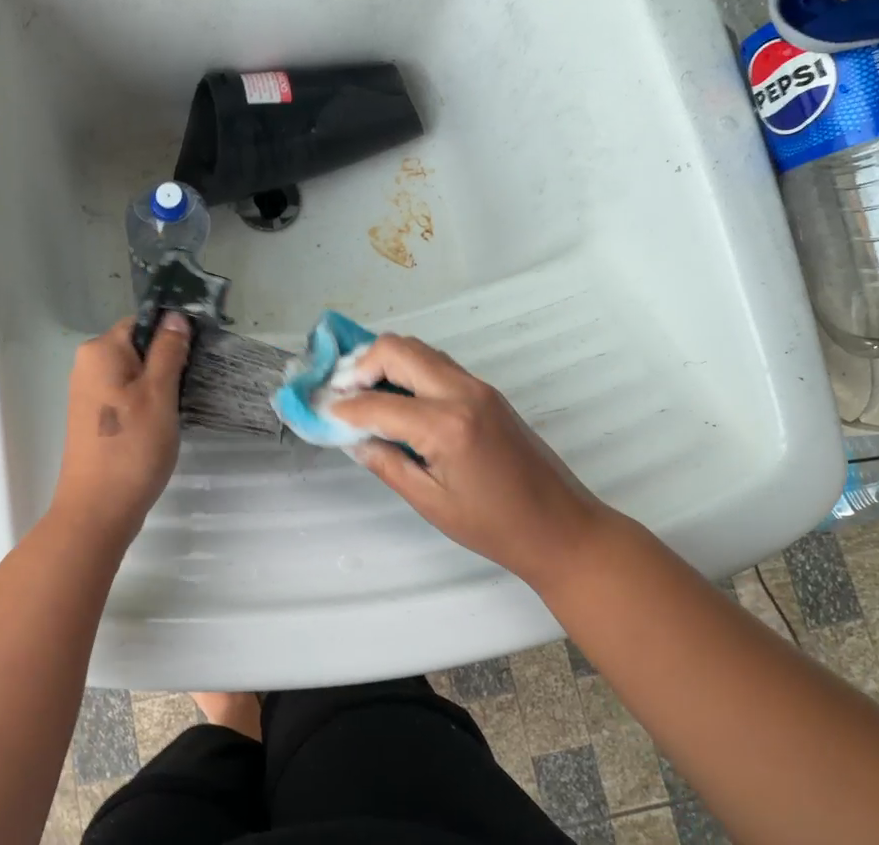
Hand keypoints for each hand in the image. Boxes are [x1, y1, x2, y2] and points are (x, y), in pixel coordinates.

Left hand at [51, 312, 191, 536]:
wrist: (98, 510)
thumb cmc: (132, 447)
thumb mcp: (159, 393)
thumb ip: (168, 350)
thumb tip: (175, 316)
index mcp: (100, 351)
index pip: (142, 322)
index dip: (172, 332)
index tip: (200, 352)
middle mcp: (88, 365)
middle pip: (138, 347)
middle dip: (168, 361)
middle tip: (197, 382)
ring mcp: (88, 394)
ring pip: (134, 374)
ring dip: (160, 385)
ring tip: (184, 405)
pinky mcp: (95, 419)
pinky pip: (126, 397)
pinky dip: (147, 404)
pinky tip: (165, 423)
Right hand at [331, 335, 610, 584]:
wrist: (562, 527)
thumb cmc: (495, 527)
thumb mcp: (430, 502)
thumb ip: (386, 463)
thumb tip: (353, 438)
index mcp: (446, 426)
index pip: (376, 403)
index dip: (341, 408)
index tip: (317, 410)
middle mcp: (462, 393)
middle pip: (396, 349)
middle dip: (359, 365)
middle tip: (339, 393)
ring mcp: (478, 387)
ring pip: (418, 350)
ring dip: (384, 363)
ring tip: (361, 394)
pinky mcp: (486, 392)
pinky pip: (436, 364)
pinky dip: (407, 370)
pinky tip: (394, 399)